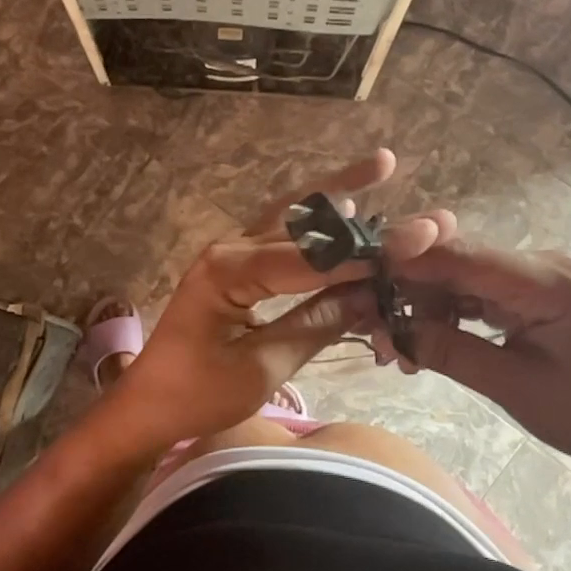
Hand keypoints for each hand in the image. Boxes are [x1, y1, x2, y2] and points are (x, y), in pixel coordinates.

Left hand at [106, 150, 456, 447]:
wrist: (147, 405)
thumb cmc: (197, 394)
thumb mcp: (264, 367)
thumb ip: (317, 323)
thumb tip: (372, 293)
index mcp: (229, 272)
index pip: (313, 256)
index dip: (369, 248)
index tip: (424, 234)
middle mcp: (227, 250)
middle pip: (300, 220)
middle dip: (351, 198)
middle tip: (393, 166)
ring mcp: (227, 255)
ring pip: (287, 216)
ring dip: (330, 193)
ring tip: (376, 165)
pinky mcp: (231, 269)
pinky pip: (277, 237)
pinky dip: (311, 222)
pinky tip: (340, 207)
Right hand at [383, 241, 570, 467]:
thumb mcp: (513, 386)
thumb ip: (449, 351)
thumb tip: (389, 331)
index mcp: (550, 281)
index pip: (461, 254)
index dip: (406, 262)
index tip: (360, 280)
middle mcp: (546, 266)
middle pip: (458, 264)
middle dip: (411, 295)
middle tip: (376, 335)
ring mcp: (544, 280)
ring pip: (464, 280)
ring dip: (427, 310)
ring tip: (399, 351)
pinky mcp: (539, 298)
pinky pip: (482, 295)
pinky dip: (452, 317)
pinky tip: (428, 343)